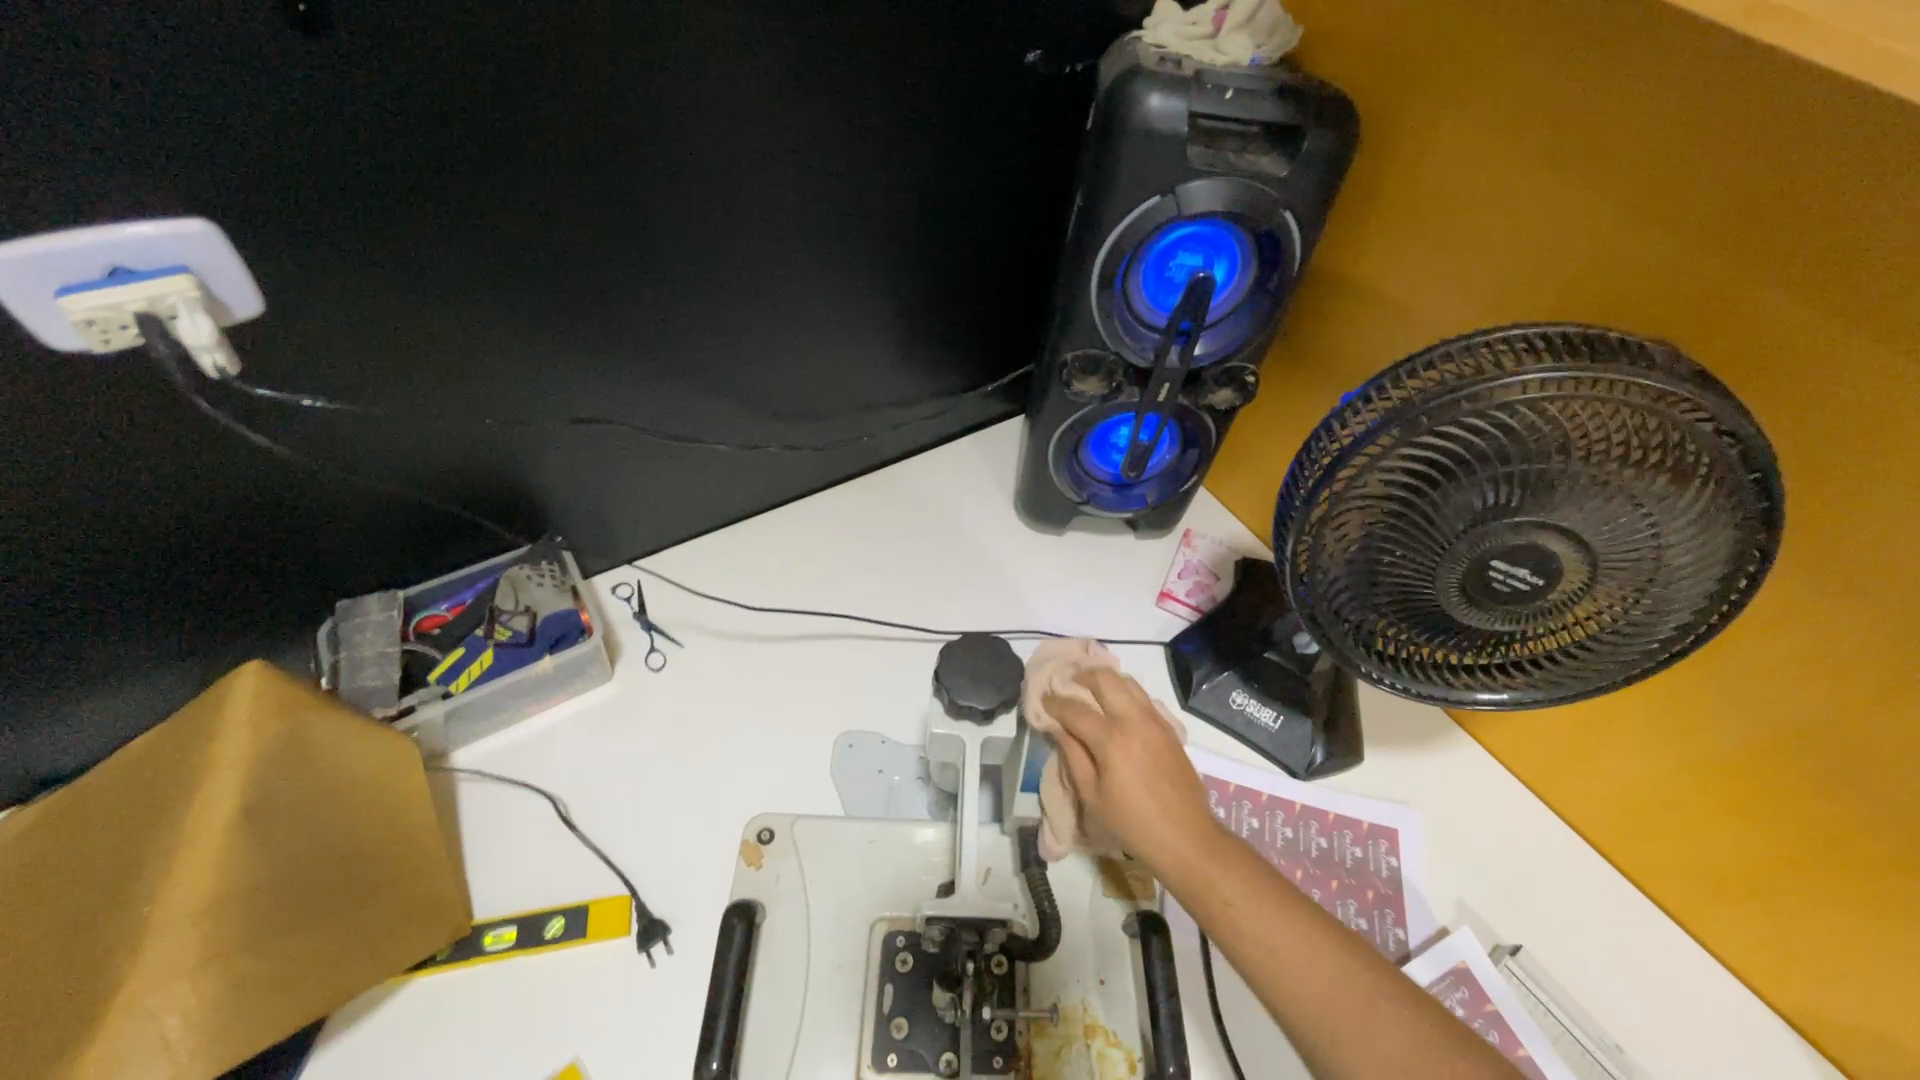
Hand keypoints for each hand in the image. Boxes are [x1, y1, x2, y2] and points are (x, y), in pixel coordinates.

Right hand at [1044, 669, 1217, 872]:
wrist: (1186, 836)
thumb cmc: (1133, 823)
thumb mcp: (1092, 795)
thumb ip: (1073, 756)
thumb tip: (1059, 728)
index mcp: (1111, 739)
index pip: (1075, 709)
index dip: (1054, 703)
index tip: (1042, 700)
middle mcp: (1134, 720)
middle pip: (1104, 679)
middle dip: (1081, 677)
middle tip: (1067, 686)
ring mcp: (1156, 720)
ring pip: (1128, 682)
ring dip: (1105, 681)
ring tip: (1090, 692)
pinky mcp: (1169, 727)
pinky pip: (1144, 697)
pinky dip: (1125, 693)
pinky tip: (1117, 709)